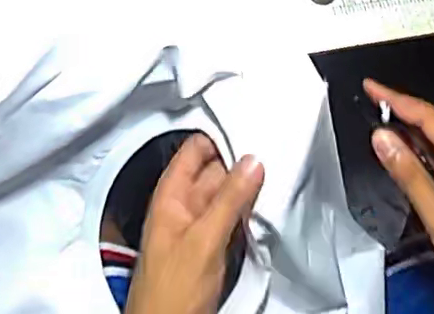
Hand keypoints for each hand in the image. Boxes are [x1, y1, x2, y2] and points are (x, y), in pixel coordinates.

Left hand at [124, 134, 263, 313]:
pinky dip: (242, 216)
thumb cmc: (168, 295)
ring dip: (242, 193)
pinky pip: (228, 221)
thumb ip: (229, 199)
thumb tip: (251, 163)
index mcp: (171, 194)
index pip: (196, 149)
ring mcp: (195, 229)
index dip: (219, 139)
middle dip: (237, 167)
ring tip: (266, 186)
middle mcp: (181, 206)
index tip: (247, 137)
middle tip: (264, 163)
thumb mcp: (204, 240)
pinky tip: (257, 216)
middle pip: (213, 171)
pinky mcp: (207, 250)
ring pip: (223, 197)